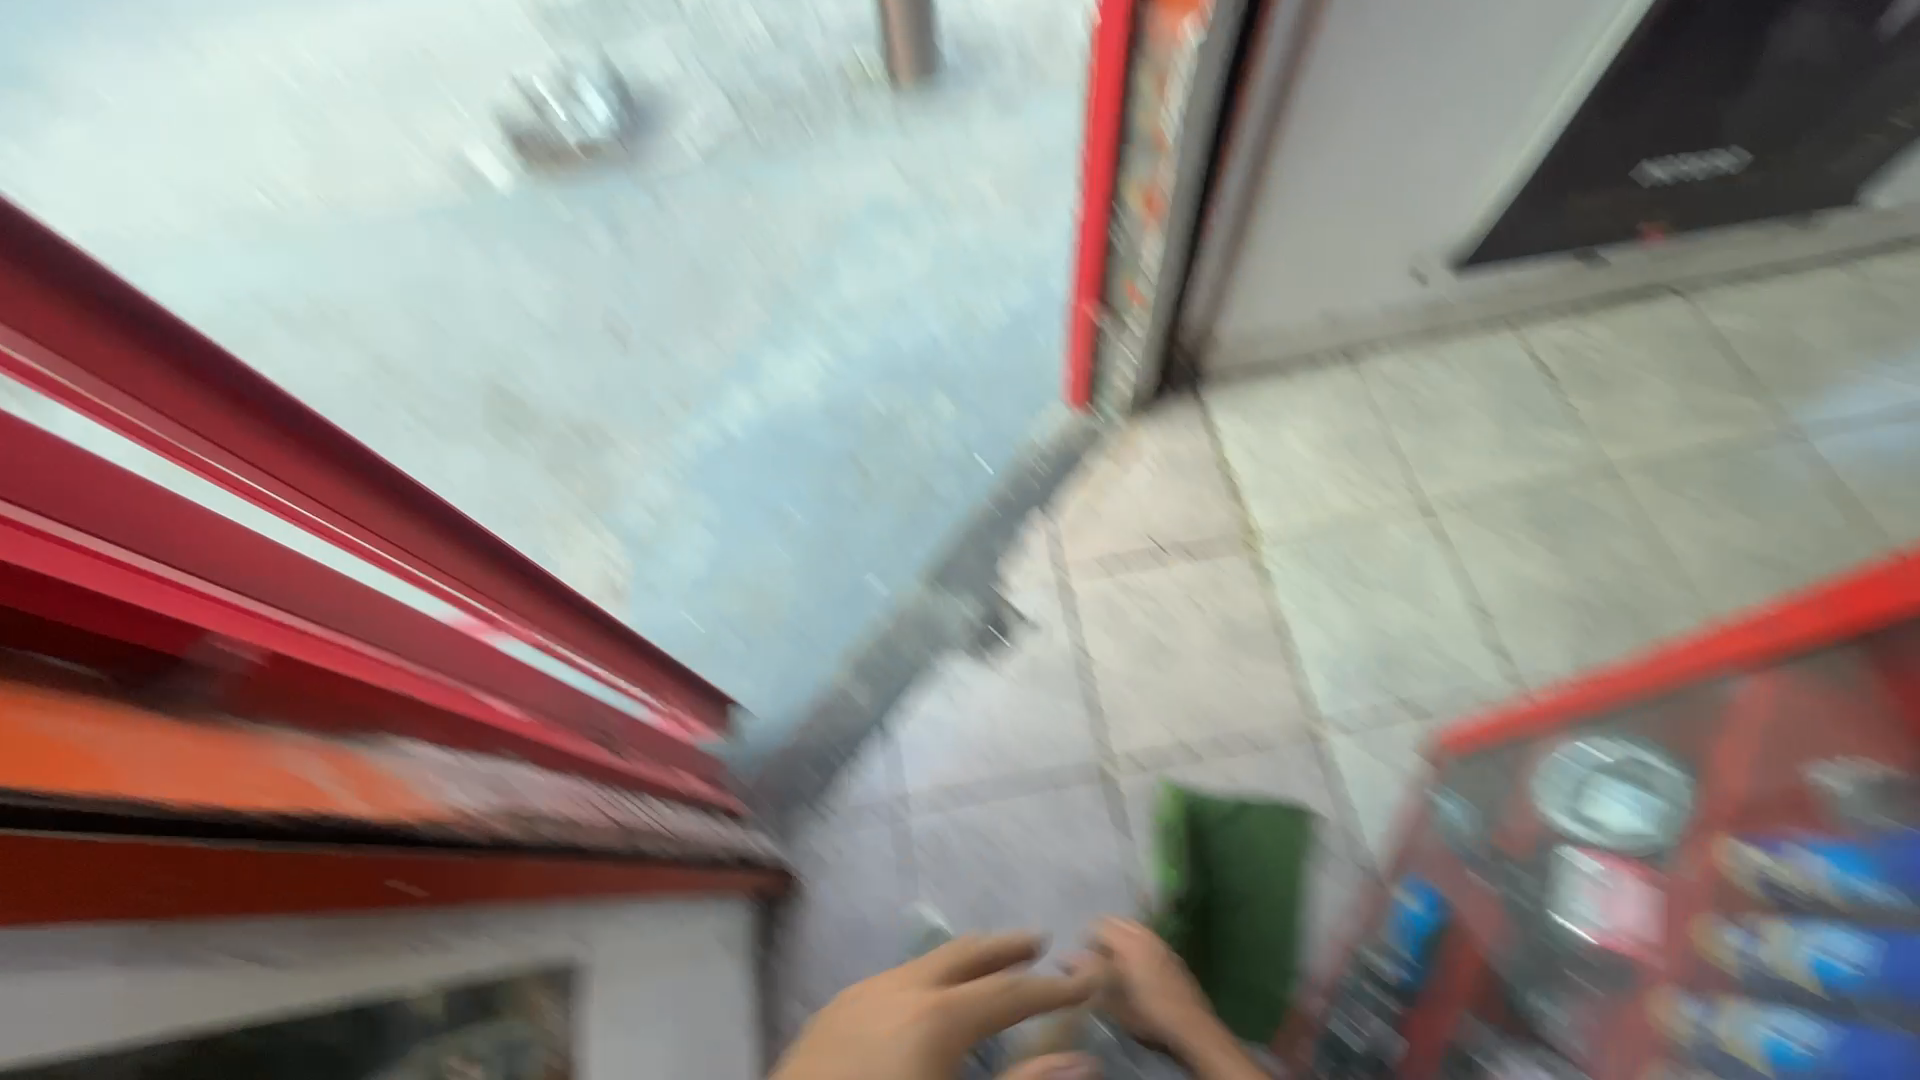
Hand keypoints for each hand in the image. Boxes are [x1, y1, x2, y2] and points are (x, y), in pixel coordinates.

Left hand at [771, 932, 1098, 1079]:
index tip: (1087, 980)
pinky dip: (926, 978)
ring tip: (987, 967)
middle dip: (1006, 947)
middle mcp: (901, 989)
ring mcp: (862, 994)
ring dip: (964, 961)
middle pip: (966, 954)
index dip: (1053, 989)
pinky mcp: (834, 1010)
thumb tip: (1080, 1060)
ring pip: (925, 962)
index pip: (1011, 993)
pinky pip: (894, 979)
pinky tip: (924, 1000)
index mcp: (937, 1017)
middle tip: (1038, 941)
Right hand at [1079, 917, 1216, 1051]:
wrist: (1192, 1028)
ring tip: (1114, 959)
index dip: (1087, 938)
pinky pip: (1148, 937)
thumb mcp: (1113, 1000)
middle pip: (1118, 920)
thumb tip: (1065, 958)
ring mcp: (1162, 944)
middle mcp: (1145, 937)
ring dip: (1120, 936)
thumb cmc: (1148, 1015)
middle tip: (1096, 956)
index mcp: (1129, 943)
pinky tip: (1136, 966)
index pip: (1100, 925)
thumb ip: (1089, 974)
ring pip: (1135, 927)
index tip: (1082, 956)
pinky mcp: (1173, 955)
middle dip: (1103, 933)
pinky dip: (1136, 942)